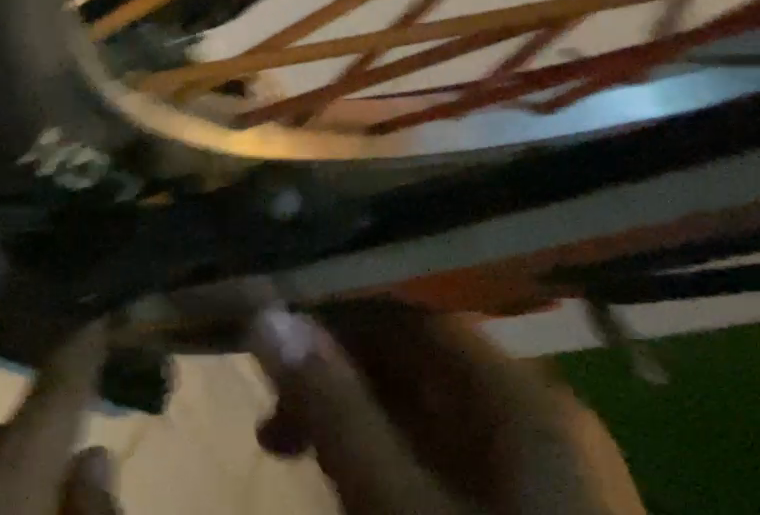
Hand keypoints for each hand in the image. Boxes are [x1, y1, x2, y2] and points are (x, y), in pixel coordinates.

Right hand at [248, 303, 645, 514]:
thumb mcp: (396, 502)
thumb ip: (333, 405)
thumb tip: (267, 316)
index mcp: (521, 402)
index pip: (406, 317)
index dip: (329, 320)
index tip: (262, 351)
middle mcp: (541, 419)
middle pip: (414, 363)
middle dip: (331, 380)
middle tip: (272, 426)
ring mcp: (548, 472)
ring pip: (426, 412)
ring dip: (352, 421)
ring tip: (300, 459)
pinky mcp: (538, 511)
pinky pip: (448, 456)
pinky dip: (390, 458)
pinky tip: (362, 488)